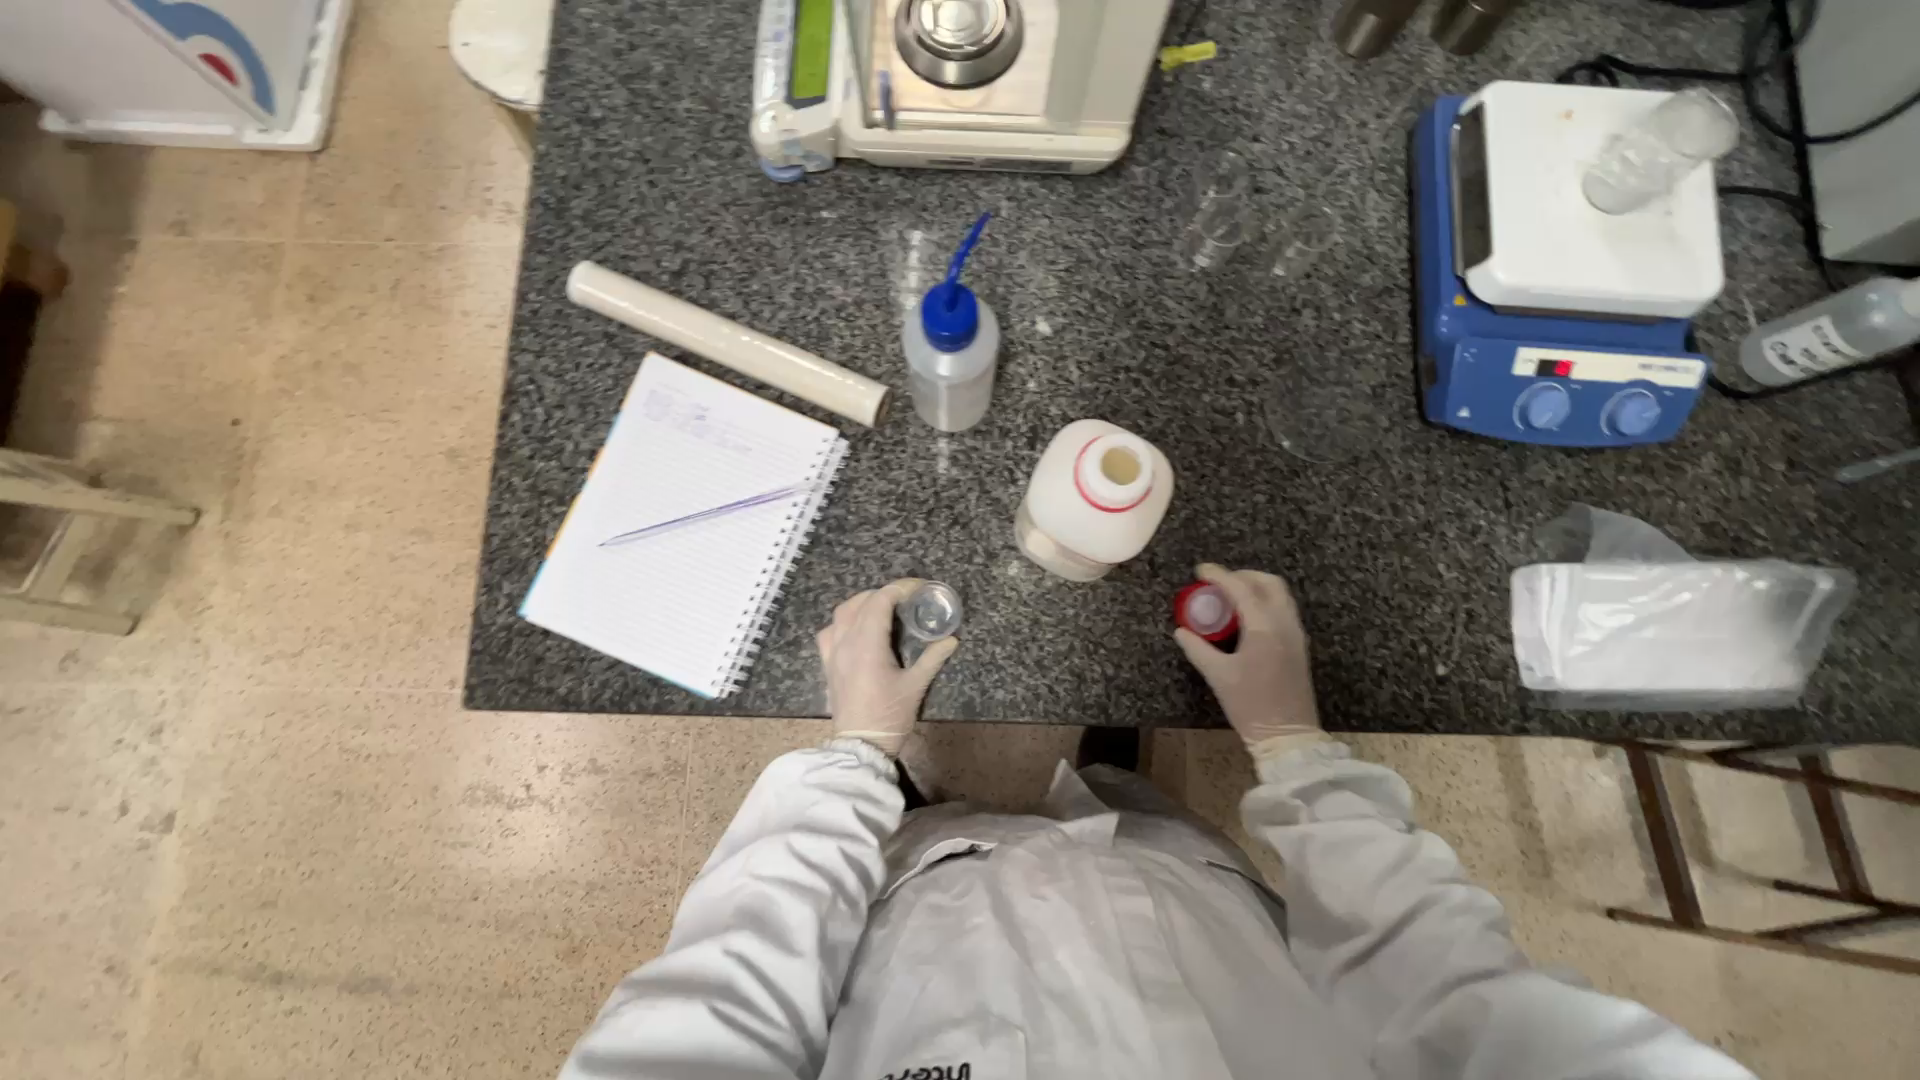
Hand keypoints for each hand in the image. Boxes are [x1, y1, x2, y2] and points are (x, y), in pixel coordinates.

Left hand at [816, 579, 958, 755]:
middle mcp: (846, 643)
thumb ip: (933, 658)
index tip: (918, 587)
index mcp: (868, 645)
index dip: (899, 588)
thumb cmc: (890, 715)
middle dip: (883, 593)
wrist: (861, 745)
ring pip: (841, 613)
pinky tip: (856, 628)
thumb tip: (951, 639)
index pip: (880, 601)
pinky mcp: (827, 664)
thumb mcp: (916, 686)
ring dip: (862, 602)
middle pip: (860, 602)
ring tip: (882, 607)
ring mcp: (833, 653)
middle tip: (906, 598)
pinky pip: (829, 631)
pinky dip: (843, 621)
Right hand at [1174, 564, 1321, 752]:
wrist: (1287, 734)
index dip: (1219, 575)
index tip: (1200, 570)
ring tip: (1231, 596)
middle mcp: (1285, 624)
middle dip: (1243, 575)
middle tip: (1219, 581)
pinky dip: (1264, 602)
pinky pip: (1283, 610)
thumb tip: (1181, 631)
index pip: (1241, 589)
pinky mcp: (1298, 646)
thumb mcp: (1218, 676)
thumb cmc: (1251, 705)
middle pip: (1269, 583)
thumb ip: (1197, 649)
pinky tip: (1246, 616)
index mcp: (1265, 628)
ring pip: (1280, 595)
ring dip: (1256, 587)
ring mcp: (1296, 634)